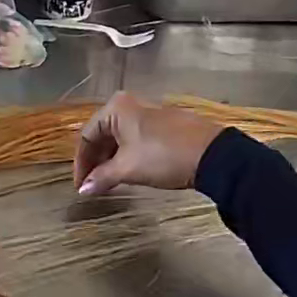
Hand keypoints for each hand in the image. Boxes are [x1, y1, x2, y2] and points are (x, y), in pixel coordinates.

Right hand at [73, 93, 225, 193]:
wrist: (216, 156)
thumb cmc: (163, 157)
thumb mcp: (127, 169)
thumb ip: (101, 177)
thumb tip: (83, 190)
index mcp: (116, 109)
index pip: (87, 136)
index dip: (81, 163)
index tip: (81, 185)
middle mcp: (130, 105)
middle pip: (103, 136)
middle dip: (96, 161)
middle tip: (94, 184)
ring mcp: (151, 114)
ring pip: (120, 138)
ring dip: (112, 160)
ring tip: (110, 181)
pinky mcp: (168, 125)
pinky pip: (137, 139)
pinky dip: (129, 155)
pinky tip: (131, 172)